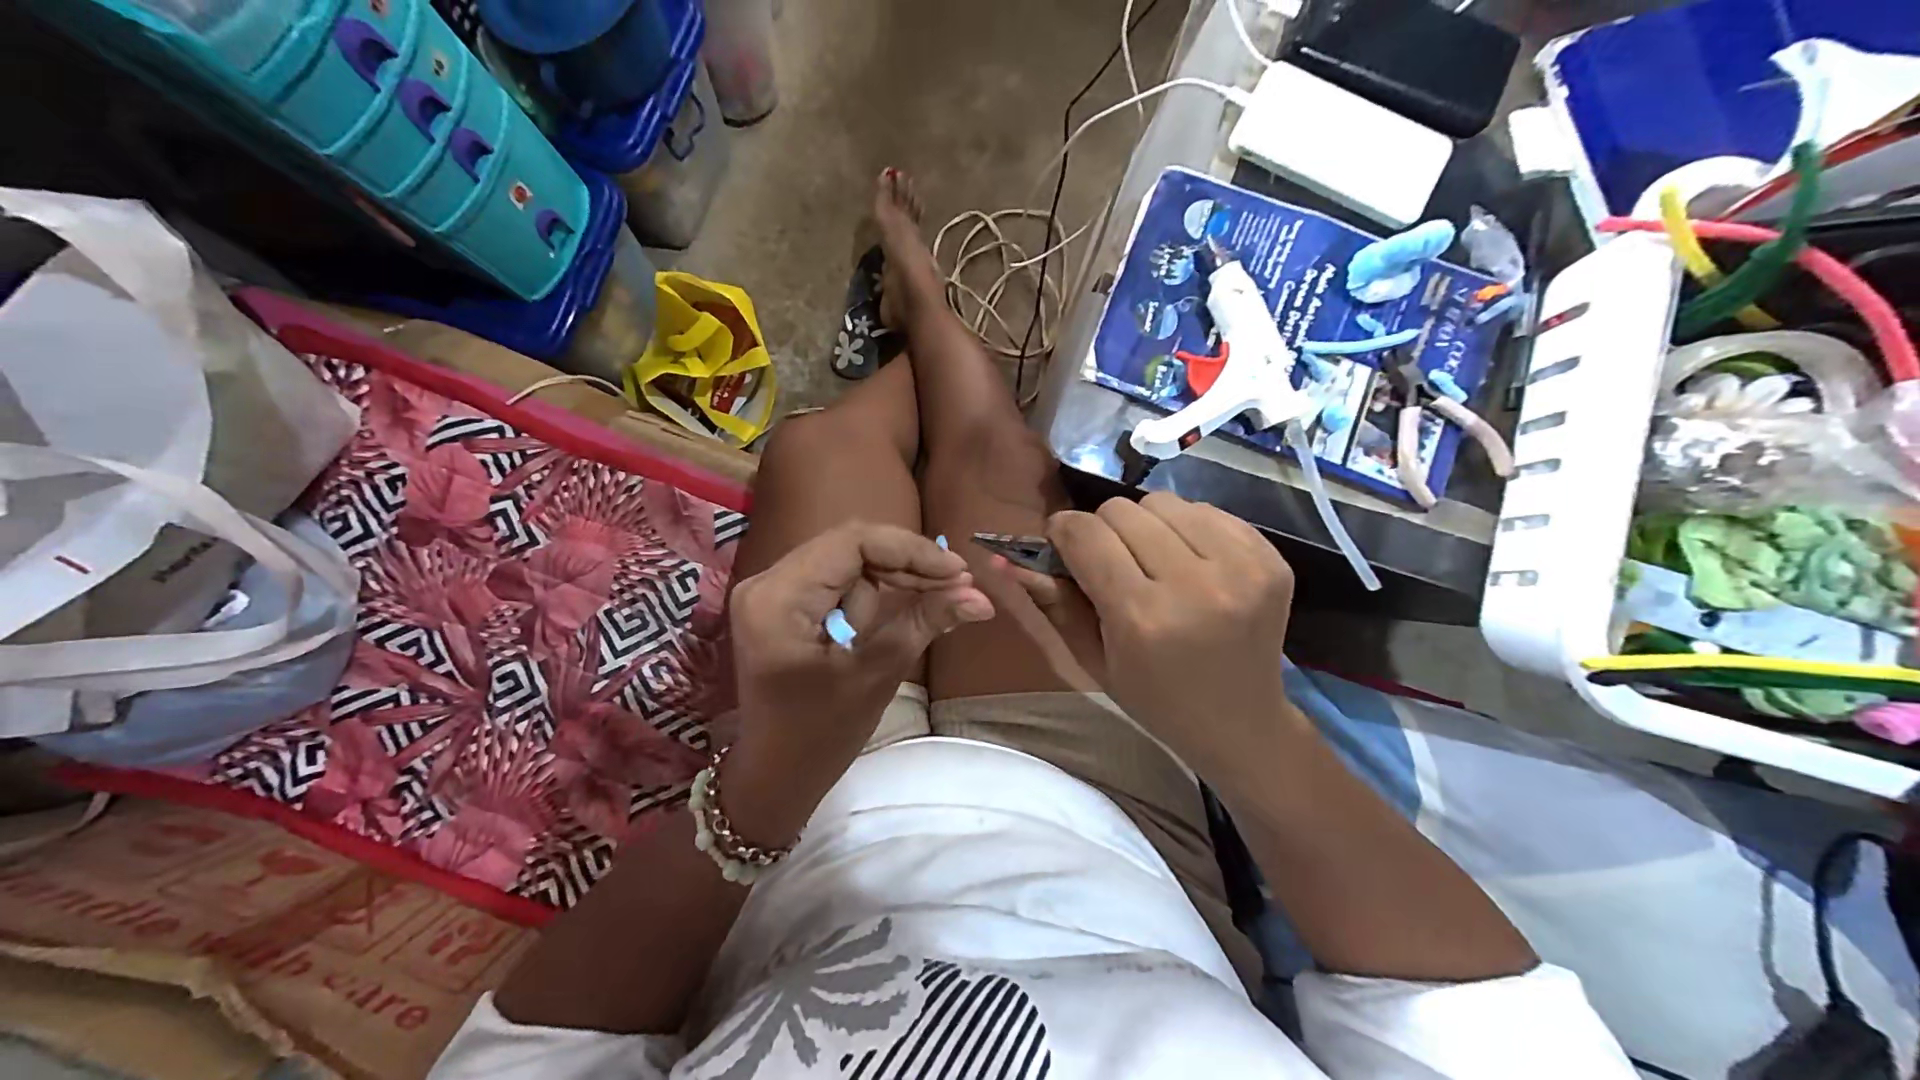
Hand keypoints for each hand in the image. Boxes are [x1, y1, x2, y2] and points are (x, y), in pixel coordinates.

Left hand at [725, 524, 992, 832]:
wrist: (776, 774)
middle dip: (906, 564)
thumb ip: (925, 621)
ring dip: (891, 580)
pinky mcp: (781, 602)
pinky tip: (901, 606)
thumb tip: (981, 597)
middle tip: (956, 585)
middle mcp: (765, 582)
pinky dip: (871, 591)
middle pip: (848, 546)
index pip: (852, 543)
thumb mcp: (878, 674)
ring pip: (846, 560)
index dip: (910, 550)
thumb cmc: (822, 735)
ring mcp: (770, 590)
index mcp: (778, 599)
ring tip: (926, 605)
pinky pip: (836, 579)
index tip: (957, 571)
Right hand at [1002, 493, 1298, 777]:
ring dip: (1145, 524)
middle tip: (1109, 559)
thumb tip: (1006, 559)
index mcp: (1143, 618)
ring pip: (1164, 502)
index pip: (1086, 535)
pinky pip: (1207, 510)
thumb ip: (1053, 601)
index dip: (1063, 532)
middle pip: (1122, 510)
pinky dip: (1187, 528)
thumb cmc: (1155, 699)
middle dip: (1102, 528)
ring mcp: (1241, 568)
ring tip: (1153, 560)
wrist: (1241, 721)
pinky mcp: (1270, 558)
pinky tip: (1190, 563)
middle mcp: (1195, 585)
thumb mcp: (1094, 659)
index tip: (1064, 545)